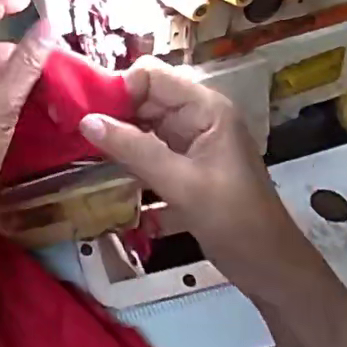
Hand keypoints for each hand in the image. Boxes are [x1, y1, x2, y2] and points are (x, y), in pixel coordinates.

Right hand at [79, 62, 318, 298]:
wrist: (272, 269)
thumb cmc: (235, 221)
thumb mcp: (182, 185)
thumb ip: (134, 150)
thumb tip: (87, 121)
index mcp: (206, 108)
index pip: (153, 77)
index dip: (119, 88)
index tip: (87, 111)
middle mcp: (198, 116)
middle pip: (145, 98)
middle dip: (112, 111)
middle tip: (74, 131)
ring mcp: (192, 141)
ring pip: (144, 124)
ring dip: (117, 135)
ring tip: (80, 149)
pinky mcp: (185, 165)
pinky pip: (149, 149)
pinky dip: (128, 156)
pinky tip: (103, 171)